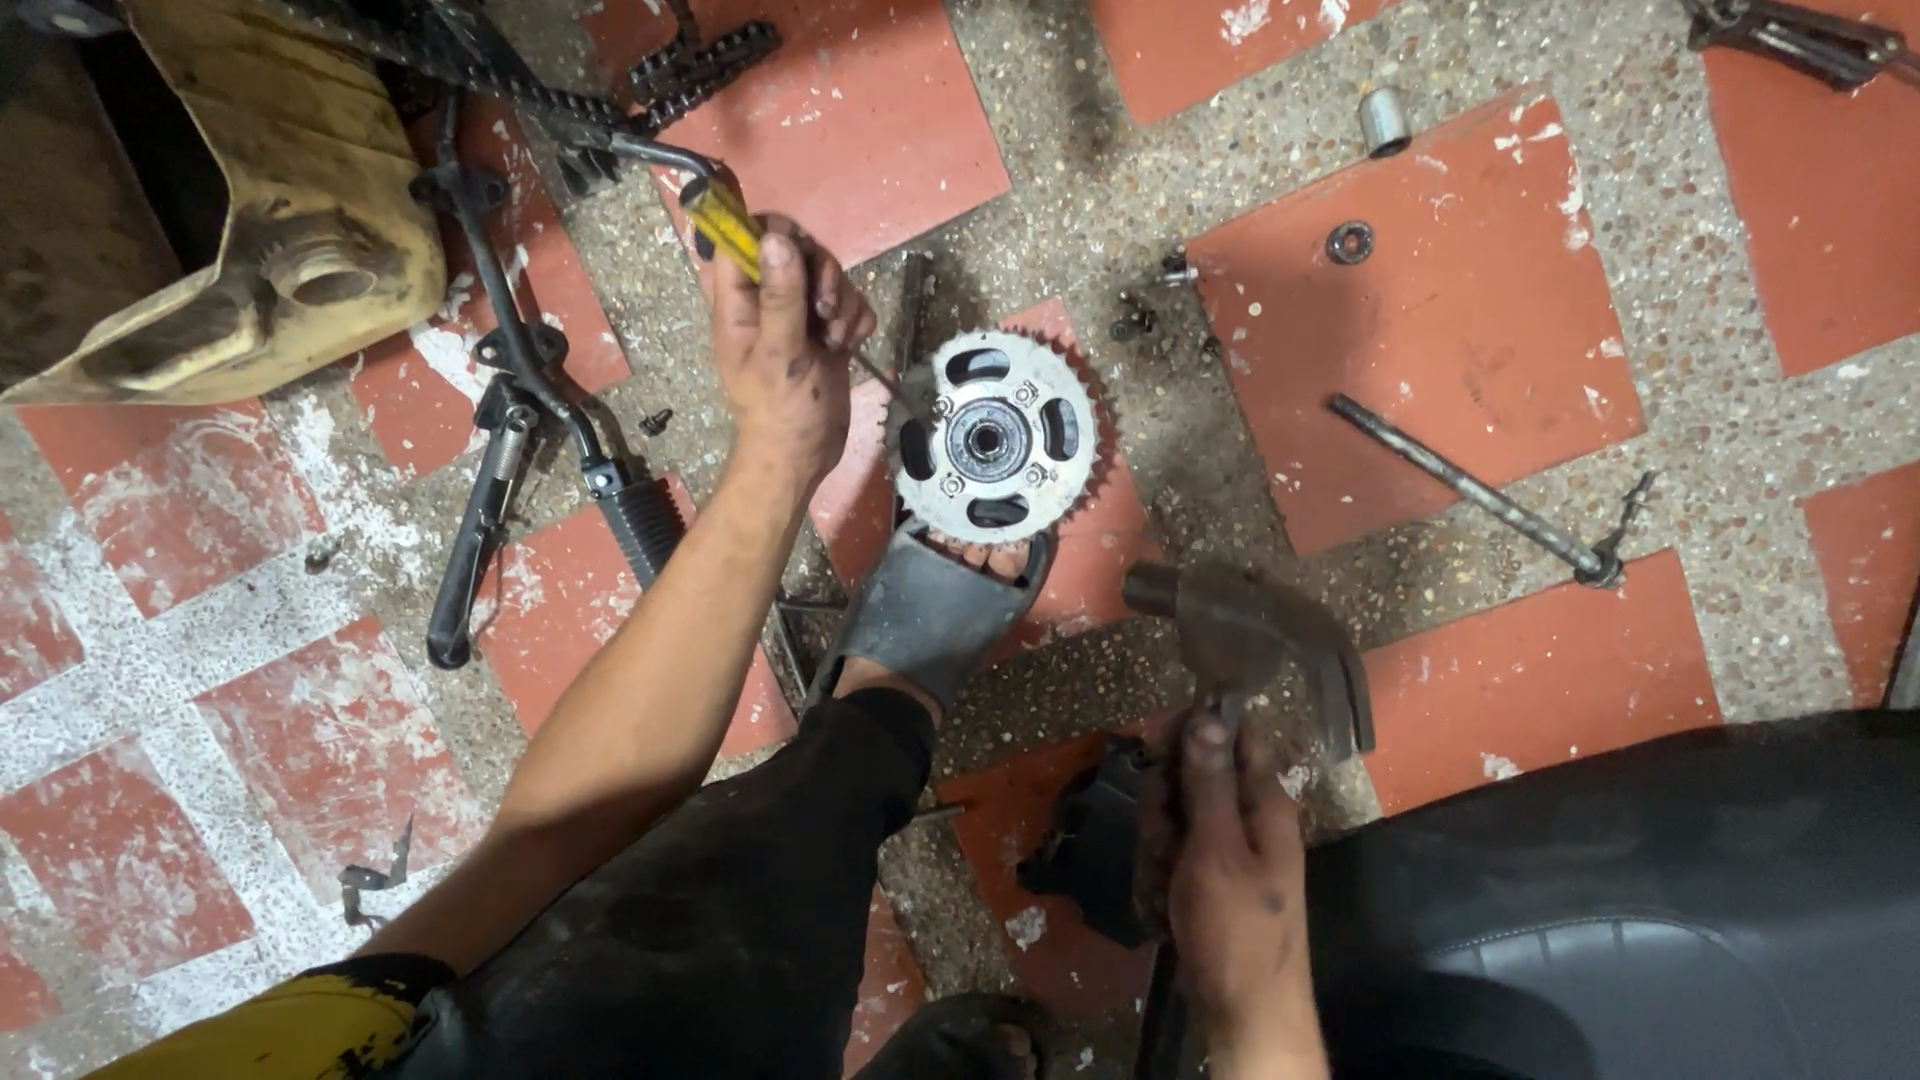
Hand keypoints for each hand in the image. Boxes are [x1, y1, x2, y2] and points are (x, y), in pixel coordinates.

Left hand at [702, 214, 876, 496]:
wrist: (803, 457)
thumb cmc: (780, 412)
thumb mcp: (779, 354)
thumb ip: (780, 296)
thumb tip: (776, 237)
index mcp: (738, 302)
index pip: (744, 238)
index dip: (774, 234)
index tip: (802, 255)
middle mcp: (767, 301)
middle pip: (798, 249)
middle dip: (823, 274)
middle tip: (826, 310)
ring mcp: (799, 317)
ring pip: (829, 277)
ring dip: (844, 302)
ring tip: (837, 339)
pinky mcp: (827, 334)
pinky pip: (850, 305)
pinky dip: (857, 320)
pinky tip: (850, 347)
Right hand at [1159, 713, 1327, 1077]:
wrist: (1244, 1015)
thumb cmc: (1236, 930)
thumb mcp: (1216, 848)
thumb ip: (1208, 781)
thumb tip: (1208, 714)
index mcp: (1262, 802)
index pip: (1228, 735)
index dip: (1189, 733)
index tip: (1155, 750)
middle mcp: (1246, 820)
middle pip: (1186, 780)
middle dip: (1162, 813)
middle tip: (1164, 846)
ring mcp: (1223, 852)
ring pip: (1168, 823)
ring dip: (1155, 856)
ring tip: (1166, 892)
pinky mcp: (1204, 881)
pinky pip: (1166, 860)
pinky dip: (1158, 883)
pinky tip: (1164, 912)